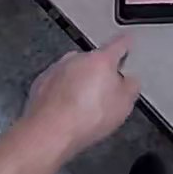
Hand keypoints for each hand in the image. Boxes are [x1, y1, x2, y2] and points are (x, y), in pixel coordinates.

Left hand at [20, 36, 140, 159]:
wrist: (50, 131)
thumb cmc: (89, 116)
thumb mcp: (124, 104)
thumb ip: (131, 86)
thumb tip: (130, 80)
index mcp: (101, 59)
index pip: (118, 44)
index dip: (126, 43)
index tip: (127, 42)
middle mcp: (77, 58)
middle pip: (94, 60)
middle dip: (101, 73)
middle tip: (106, 94)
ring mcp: (56, 69)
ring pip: (75, 71)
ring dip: (81, 82)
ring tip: (84, 106)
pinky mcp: (41, 83)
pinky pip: (59, 83)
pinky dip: (64, 92)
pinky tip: (67, 109)